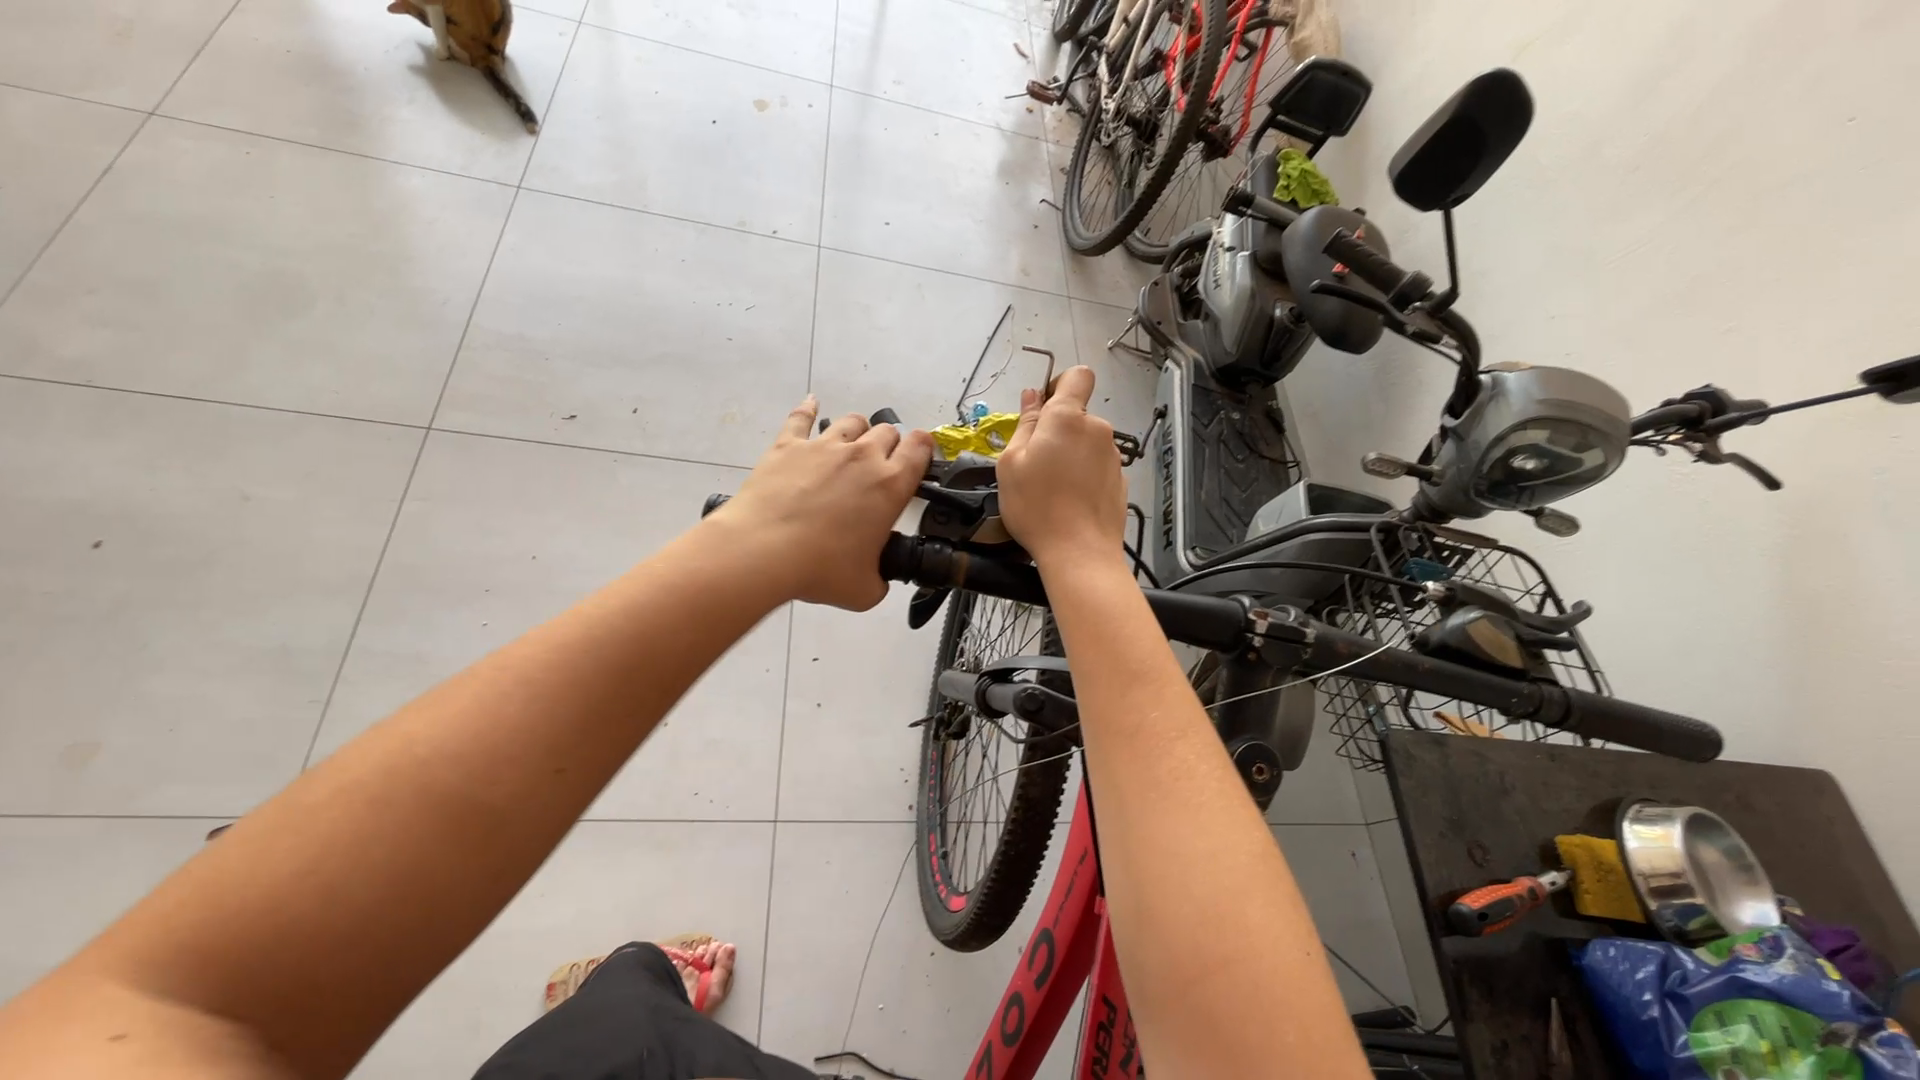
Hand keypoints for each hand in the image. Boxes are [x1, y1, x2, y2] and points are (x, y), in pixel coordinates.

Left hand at [710, 396, 932, 609]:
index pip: (920, 448)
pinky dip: (808, 409)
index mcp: (890, 485)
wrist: (763, 552)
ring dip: (858, 431)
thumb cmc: (820, 570)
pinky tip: (811, 404)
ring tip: (851, 447)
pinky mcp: (788, 445)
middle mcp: (862, 456)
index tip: (919, 459)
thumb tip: (876, 577)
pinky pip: (802, 417)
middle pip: (887, 431)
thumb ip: (880, 577)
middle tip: (880, 468)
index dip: (923, 449)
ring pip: (852, 421)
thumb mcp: (866, 589)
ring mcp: (824, 446)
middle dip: (889, 445)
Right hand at [996, 366, 1127, 567]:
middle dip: (1056, 430)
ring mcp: (1112, 456)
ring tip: (1050, 487)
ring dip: (1069, 455)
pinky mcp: (1120, 480)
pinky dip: (1083, 476)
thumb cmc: (1037, 508)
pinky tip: (1068, 501)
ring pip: (1086, 442)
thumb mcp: (1011, 464)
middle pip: (1077, 415)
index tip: (1042, 409)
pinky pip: (1096, 466)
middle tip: (1034, 462)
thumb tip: (1032, 397)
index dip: (1060, 385)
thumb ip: (1024, 424)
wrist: (1079, 552)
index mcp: (1068, 418)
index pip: (1078, 375)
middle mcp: (1097, 430)